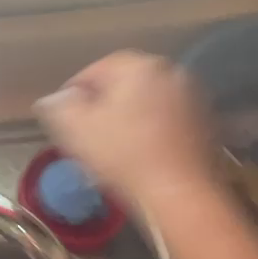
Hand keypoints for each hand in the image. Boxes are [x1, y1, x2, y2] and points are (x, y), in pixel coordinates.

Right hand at [34, 50, 218, 210]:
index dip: (74, 90)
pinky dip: (150, 129)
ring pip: (147, 101)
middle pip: (124, 83)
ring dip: (128, 116)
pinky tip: (138, 152)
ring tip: (110, 143)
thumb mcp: (76, 129)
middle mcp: (169, 71)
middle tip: (84, 128)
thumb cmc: (123, 156)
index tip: (61, 114)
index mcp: (138, 66)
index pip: (96, 69)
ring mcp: (192, 96)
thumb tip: (51, 99)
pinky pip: (166, 119)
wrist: (180, 193)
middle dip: (102, 102)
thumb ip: (58, 107)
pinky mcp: (206, 123)